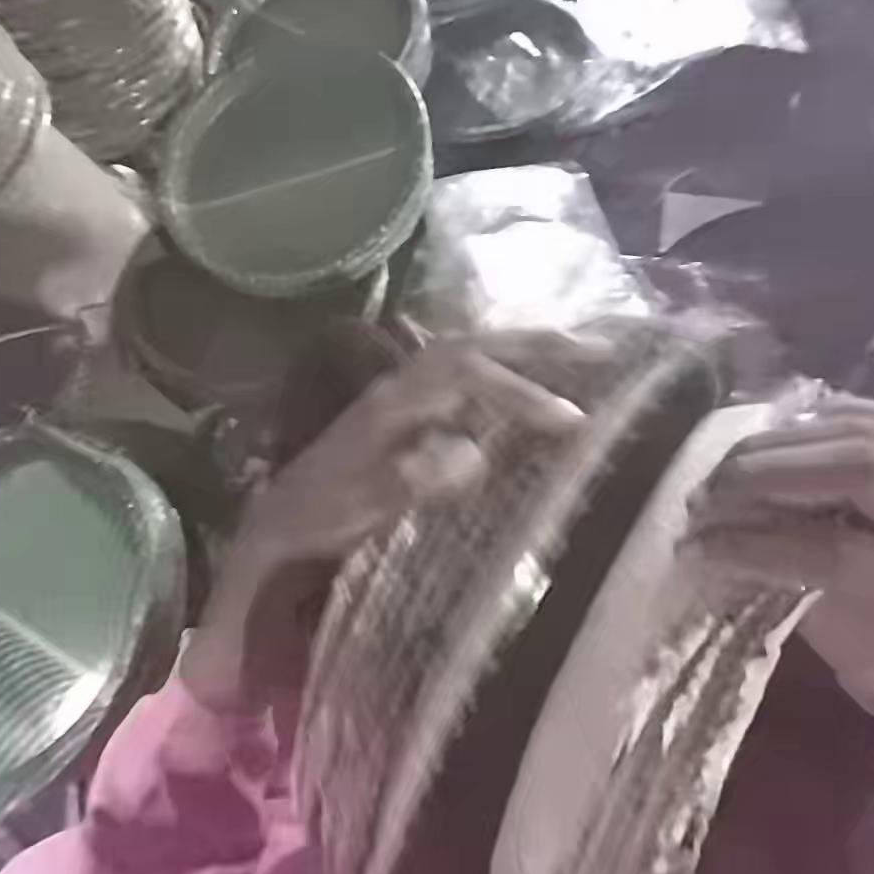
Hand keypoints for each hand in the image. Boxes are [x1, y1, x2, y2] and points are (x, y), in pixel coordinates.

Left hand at [181, 335, 588, 711]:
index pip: (464, 376)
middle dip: (536, 346)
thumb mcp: (349, 512)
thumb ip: (404, 482)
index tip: (573, 421)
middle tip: (600, 352)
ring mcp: (403, 396)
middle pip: (472, 346)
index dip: (519, 391)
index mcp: (389, 405)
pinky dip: (504, 370)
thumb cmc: (312, 525)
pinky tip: (532, 387)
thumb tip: (472, 452)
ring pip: (469, 353)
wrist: (273, 527)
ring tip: (582, 357)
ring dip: (523, 349)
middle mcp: (398, 387)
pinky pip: (464, 376)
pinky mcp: (408, 413)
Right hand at [692, 396, 873, 817]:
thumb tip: (726, 552)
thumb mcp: (873, 678)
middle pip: (858, 468)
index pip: (842, 552)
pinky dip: (818, 424)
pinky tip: (778, 440)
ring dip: (777, 446)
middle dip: (761, 476)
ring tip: (726, 473)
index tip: (700, 547)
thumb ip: (804, 604)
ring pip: (867, 432)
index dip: (758, 544)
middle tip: (704, 499)